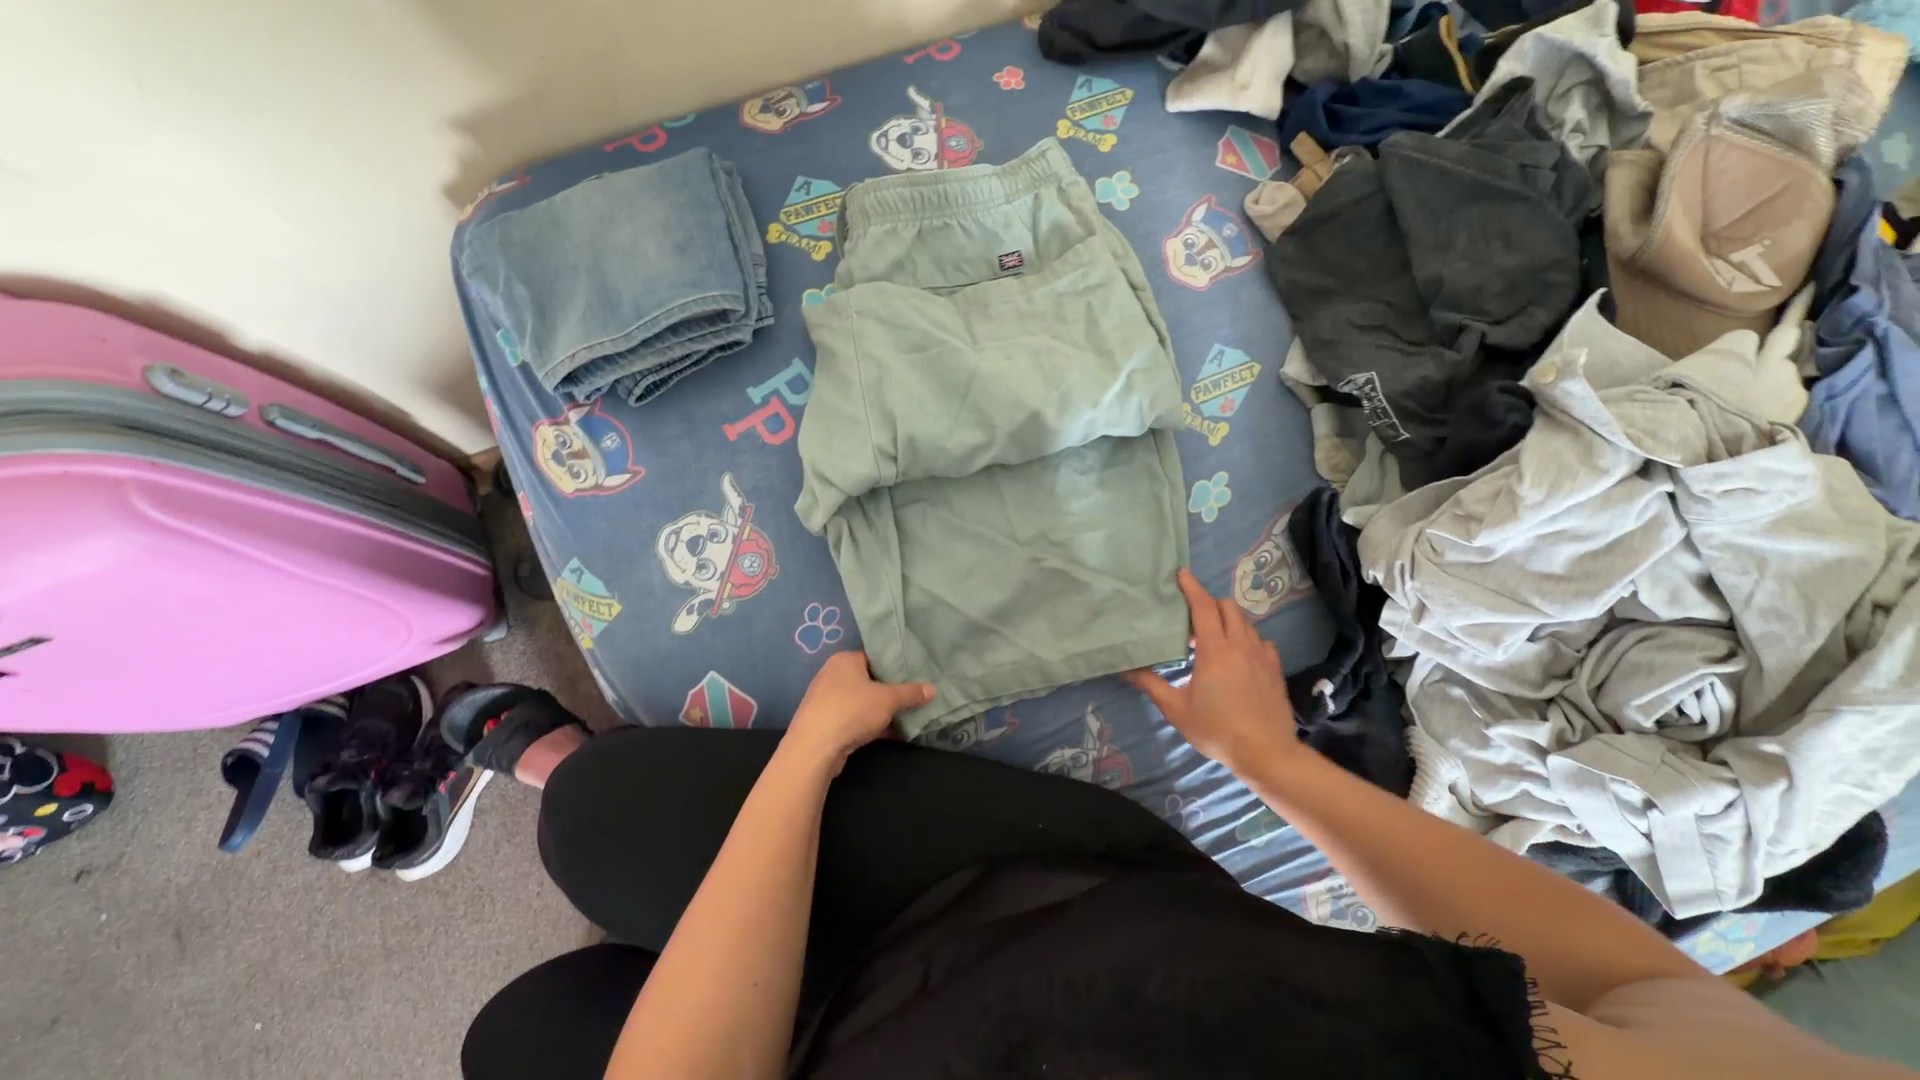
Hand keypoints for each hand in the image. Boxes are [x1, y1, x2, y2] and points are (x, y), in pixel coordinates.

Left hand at [785, 651, 934, 771]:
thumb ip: (910, 693)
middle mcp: (832, 675)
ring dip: (880, 711)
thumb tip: (932, 689)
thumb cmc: (852, 710)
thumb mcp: (888, 700)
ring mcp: (826, 700)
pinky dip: (869, 725)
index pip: (874, 657)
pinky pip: (853, 718)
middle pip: (868, 680)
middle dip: (889, 691)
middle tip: (913, 697)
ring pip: (861, 701)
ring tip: (905, 717)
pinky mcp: (824, 722)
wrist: (815, 747)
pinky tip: (889, 734)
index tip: (913, 676)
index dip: (894, 666)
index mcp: (845, 660)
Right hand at [1125, 569, 1300, 774]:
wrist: (1265, 752)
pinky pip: (1261, 641)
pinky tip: (1238, 656)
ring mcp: (1262, 656)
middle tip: (1193, 618)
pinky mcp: (1274, 669)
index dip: (1192, 587)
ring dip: (1228, 621)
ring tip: (1213, 637)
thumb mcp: (1176, 709)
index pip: (1203, 607)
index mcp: (1214, 650)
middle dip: (1210, 604)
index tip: (1181, 574)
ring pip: (1246, 623)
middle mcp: (1240, 645)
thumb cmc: (1216, 729)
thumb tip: (1126, 669)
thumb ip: (1152, 685)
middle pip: (1228, 608)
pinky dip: (1247, 639)